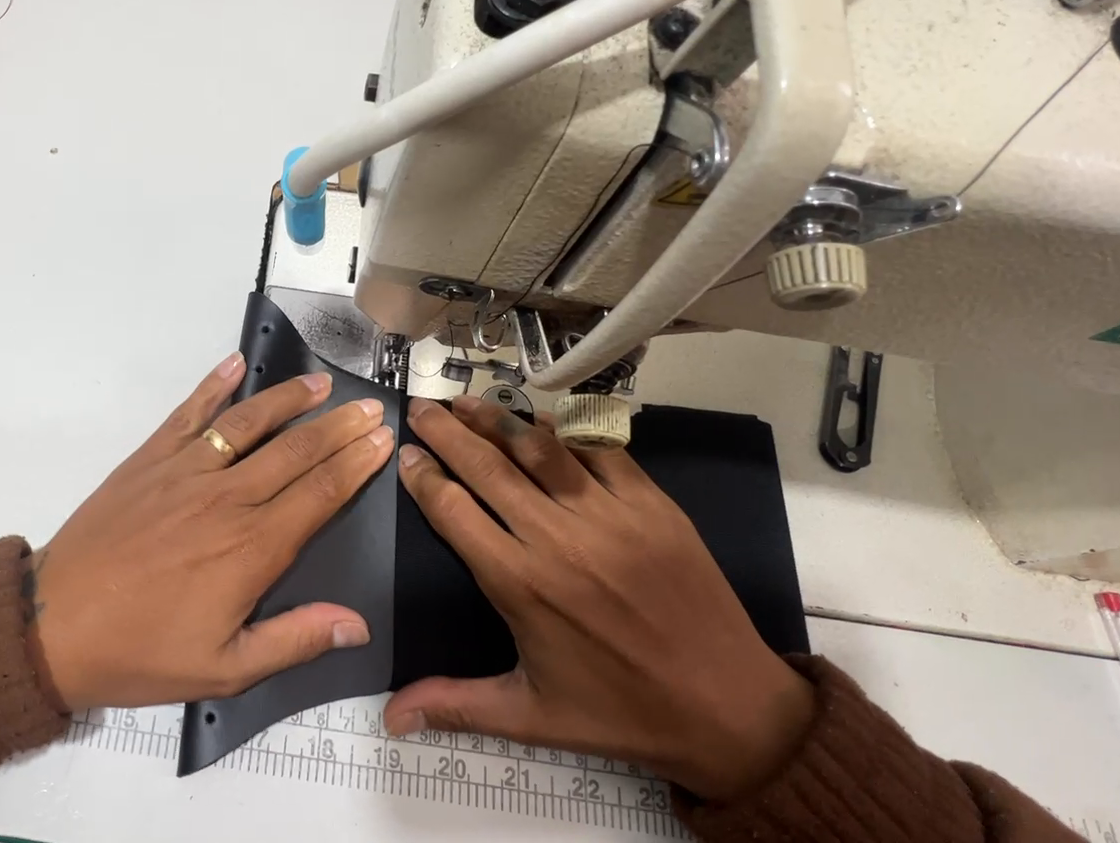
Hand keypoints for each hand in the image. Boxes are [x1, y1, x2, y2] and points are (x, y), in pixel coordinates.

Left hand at [32, 352, 393, 710]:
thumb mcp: (224, 668)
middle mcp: (228, 498)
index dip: (357, 464)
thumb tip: (358, 625)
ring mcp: (186, 471)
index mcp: (253, 548)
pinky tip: (234, 364)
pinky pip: (188, 413)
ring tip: (321, 383)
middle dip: (339, 427)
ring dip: (289, 399)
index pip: (320, 493)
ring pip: (249, 423)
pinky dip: (212, 385)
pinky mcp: (149, 459)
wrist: (55, 626)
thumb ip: (294, 640)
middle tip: (371, 407)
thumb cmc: (143, 651)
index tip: (382, 439)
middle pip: (296, 452)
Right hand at [387, 397, 813, 800]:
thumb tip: (389, 719)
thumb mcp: (531, 717)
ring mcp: (608, 515)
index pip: (453, 510)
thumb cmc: (620, 713)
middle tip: (421, 407)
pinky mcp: (652, 504)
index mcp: (520, 584)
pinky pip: (600, 449)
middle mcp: (557, 538)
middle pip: (487, 467)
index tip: (405, 454)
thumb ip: (455, 706)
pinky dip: (566, 428)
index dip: (423, 476)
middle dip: (447, 432)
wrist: (731, 710)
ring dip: (498, 419)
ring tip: (467, 401)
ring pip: (540, 448)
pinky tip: (542, 417)